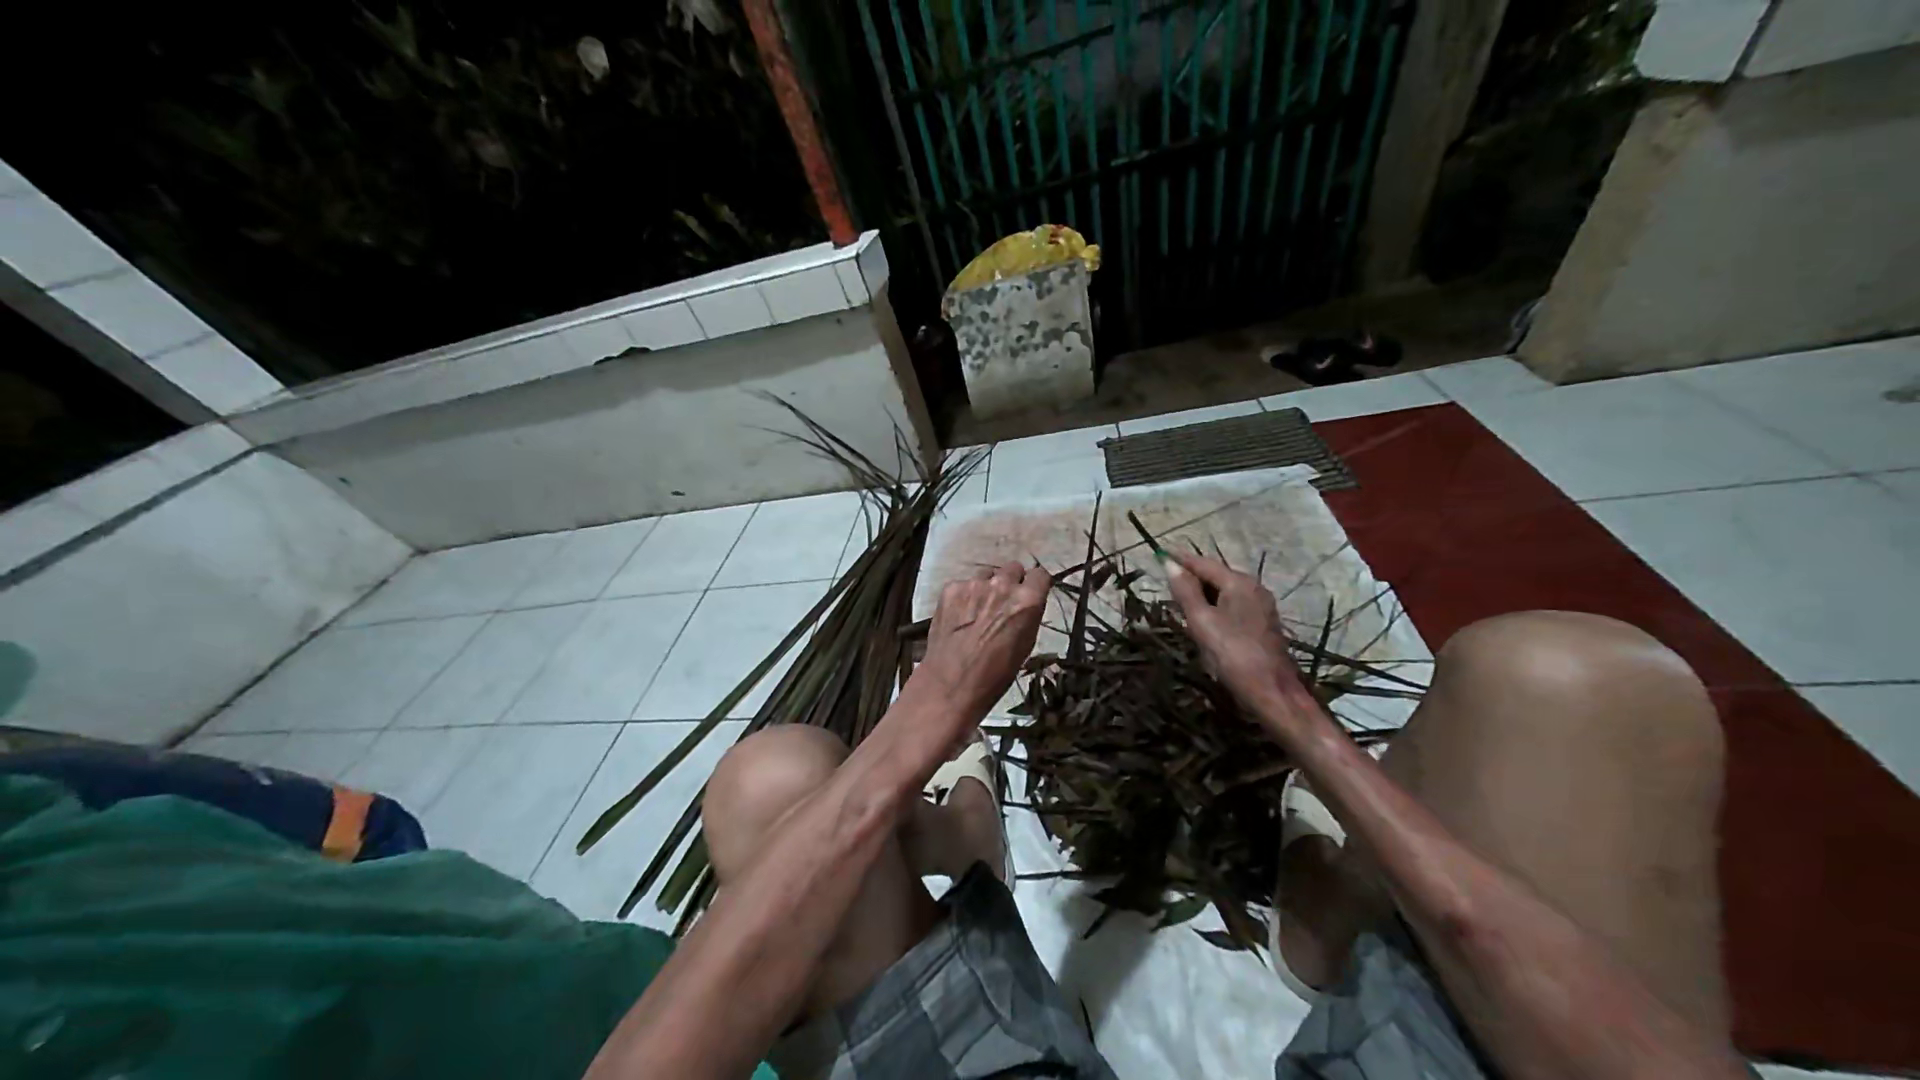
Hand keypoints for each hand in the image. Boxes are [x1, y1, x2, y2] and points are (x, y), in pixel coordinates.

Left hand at [914, 560, 1051, 727]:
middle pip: (1013, 568)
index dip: (1035, 584)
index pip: (1040, 574)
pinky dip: (964, 596)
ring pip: (986, 575)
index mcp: (1027, 600)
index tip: (1031, 592)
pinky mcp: (950, 588)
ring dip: (986, 587)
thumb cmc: (996, 673)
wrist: (951, 683)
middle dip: (1011, 582)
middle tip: (1003, 602)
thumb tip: (1026, 603)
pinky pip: (963, 584)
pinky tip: (959, 616)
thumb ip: (1028, 614)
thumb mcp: (1025, 644)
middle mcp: (1002, 585)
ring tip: (977, 611)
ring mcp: (974, 584)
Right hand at [1164, 553, 1316, 734]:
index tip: (1160, 552)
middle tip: (1166, 577)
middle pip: (1217, 575)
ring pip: (1225, 590)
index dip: (1181, 558)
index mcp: (1239, 583)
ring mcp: (1262, 606)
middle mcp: (1254, 588)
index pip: (1204, 563)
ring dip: (1203, 591)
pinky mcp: (1263, 623)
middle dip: (1192, 575)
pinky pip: (1233, 604)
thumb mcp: (1201, 621)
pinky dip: (1215, 604)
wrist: (1271, 691)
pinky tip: (1204, 617)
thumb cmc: (1232, 655)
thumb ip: (1185, 591)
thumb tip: (1170, 564)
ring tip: (1180, 596)